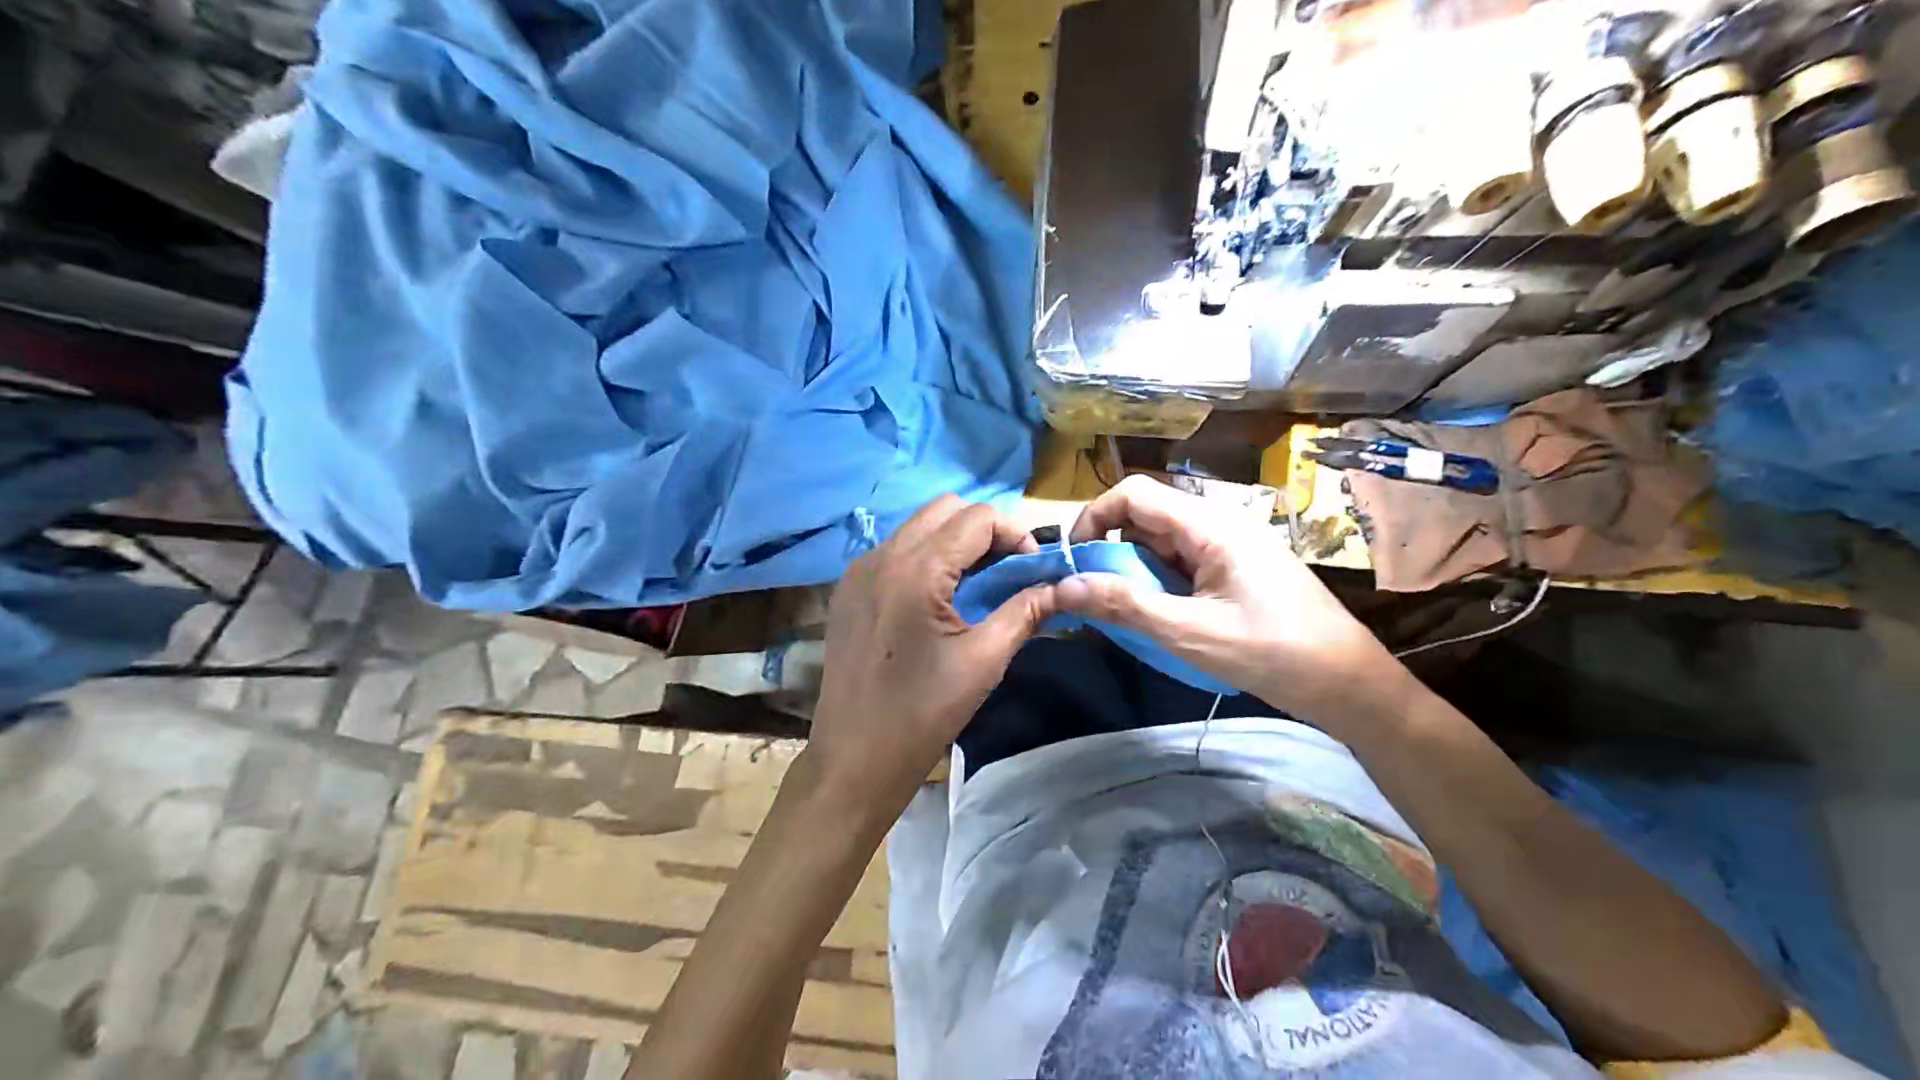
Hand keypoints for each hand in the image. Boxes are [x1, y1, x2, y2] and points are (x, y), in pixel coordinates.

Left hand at [807, 495, 1057, 815]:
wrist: (853, 759)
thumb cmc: (922, 714)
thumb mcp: (984, 662)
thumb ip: (1025, 611)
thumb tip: (1061, 585)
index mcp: (916, 570)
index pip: (977, 517)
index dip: (1014, 534)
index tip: (1033, 570)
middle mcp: (881, 556)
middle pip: (945, 510)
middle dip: (984, 531)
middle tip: (1007, 572)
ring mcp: (858, 571)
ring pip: (918, 527)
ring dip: (954, 543)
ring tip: (976, 585)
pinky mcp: (848, 589)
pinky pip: (895, 551)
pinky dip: (925, 558)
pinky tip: (939, 599)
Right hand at [1056, 475, 1400, 719]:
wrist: (1346, 682)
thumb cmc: (1273, 653)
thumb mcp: (1190, 633)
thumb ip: (1125, 606)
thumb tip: (1063, 587)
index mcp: (1210, 525)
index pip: (1133, 494)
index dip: (1094, 518)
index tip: (1073, 561)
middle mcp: (1216, 524)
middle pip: (1143, 516)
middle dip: (1107, 550)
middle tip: (1090, 595)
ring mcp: (1225, 546)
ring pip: (1158, 541)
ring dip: (1130, 570)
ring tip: (1117, 610)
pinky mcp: (1231, 568)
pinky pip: (1178, 562)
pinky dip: (1153, 582)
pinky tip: (1151, 614)